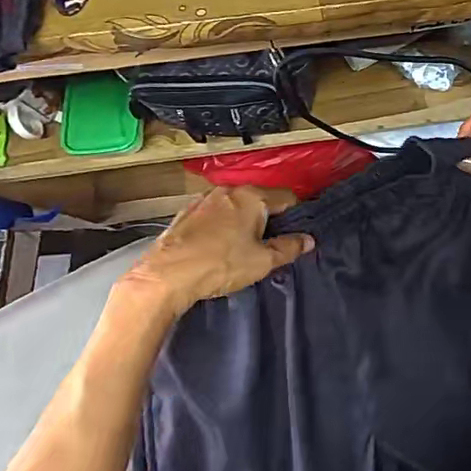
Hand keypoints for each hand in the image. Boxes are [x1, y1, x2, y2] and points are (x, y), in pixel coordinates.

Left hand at [116, 186, 313, 317]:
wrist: (162, 278)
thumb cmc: (220, 265)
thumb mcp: (264, 261)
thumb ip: (290, 247)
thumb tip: (307, 240)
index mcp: (252, 197)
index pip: (288, 197)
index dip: (296, 215)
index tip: (296, 234)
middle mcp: (228, 191)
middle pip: (260, 200)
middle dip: (268, 218)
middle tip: (271, 243)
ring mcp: (202, 201)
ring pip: (234, 207)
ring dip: (242, 221)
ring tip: (242, 246)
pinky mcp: (183, 215)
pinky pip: (213, 216)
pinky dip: (220, 226)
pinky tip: (217, 247)